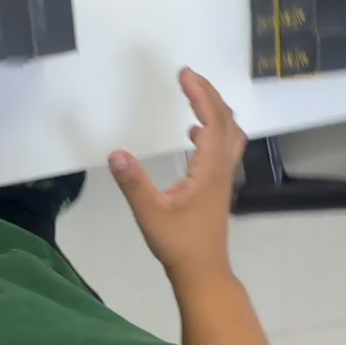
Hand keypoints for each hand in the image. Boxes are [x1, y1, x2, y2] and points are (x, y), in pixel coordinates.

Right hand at [108, 67, 246, 282]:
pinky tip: (193, 136)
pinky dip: (211, 132)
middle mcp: (222, 169)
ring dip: (215, 113)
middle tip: (189, 79)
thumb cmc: (178, 242)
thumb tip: (115, 154)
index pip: (212, 121)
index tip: (185, 75)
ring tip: (196, 100)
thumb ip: (133, 183)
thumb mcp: (150, 212)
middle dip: (210, 96)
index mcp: (209, 169)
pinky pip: (221, 149)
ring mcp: (222, 179)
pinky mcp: (216, 188)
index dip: (200, 95)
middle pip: (227, 122)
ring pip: (229, 135)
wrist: (201, 269)